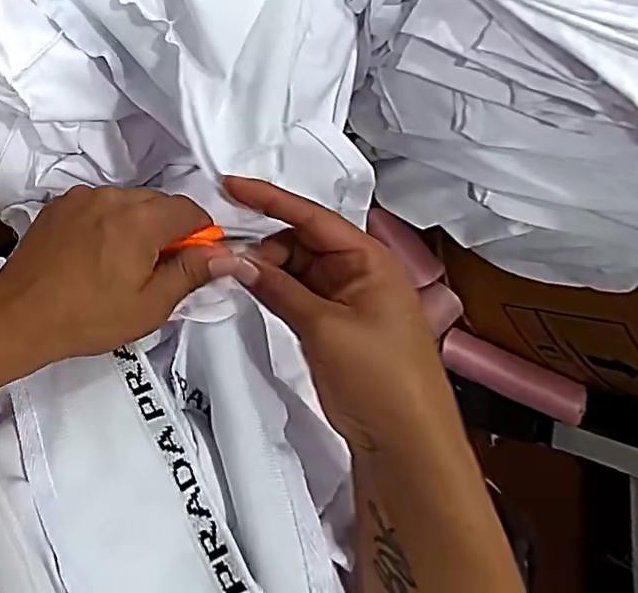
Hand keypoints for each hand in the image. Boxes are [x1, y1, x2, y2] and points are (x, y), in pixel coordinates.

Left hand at [0, 186, 241, 365]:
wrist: (19, 314)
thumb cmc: (87, 316)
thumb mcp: (149, 305)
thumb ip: (191, 272)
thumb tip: (228, 254)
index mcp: (141, 219)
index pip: (190, 209)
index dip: (200, 234)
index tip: (193, 260)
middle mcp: (115, 197)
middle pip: (159, 203)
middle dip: (168, 229)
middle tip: (156, 268)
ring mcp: (85, 196)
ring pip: (129, 201)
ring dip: (137, 223)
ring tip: (121, 262)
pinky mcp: (62, 202)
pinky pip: (100, 203)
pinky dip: (108, 220)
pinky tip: (95, 252)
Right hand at [224, 177, 461, 456]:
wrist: (407, 449)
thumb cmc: (388, 385)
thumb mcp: (325, 328)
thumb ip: (279, 288)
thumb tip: (242, 261)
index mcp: (370, 259)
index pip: (312, 216)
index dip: (269, 199)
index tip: (235, 187)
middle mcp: (360, 271)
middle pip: (301, 239)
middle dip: (265, 243)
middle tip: (230, 252)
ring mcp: (347, 297)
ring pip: (296, 265)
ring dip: (267, 268)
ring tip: (237, 274)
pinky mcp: (336, 321)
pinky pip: (298, 291)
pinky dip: (275, 289)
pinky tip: (254, 290)